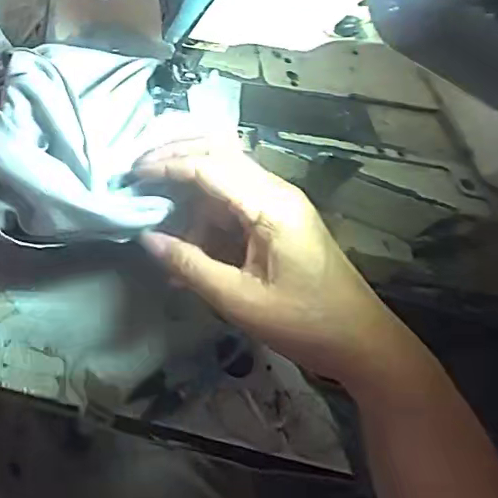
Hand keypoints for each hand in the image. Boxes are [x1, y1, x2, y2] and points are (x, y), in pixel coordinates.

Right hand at [134, 138, 424, 393]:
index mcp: (271, 205)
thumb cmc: (306, 324)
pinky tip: (185, 241)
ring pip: (221, 174)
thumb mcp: (239, 301)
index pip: (208, 166)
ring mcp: (278, 202)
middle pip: (216, 152)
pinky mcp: (276, 218)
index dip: (165, 166)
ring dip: (186, 188)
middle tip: (137, 171)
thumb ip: (189, 266)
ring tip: (155, 211)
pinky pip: (230, 200)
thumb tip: (146, 238)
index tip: (132, 177)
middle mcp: (275, 192)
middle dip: (173, 156)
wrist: (366, 346)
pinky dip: (202, 212)